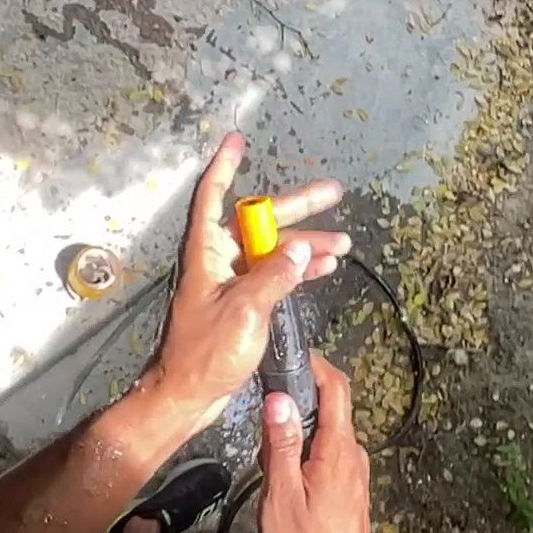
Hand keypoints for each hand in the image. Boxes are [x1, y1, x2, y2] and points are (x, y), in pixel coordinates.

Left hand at [146, 133, 348, 426]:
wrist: (189, 392)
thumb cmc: (206, 350)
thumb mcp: (245, 310)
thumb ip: (274, 276)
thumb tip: (301, 247)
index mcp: (207, 251)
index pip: (213, 195)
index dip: (224, 165)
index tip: (237, 140)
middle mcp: (219, 257)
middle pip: (260, 219)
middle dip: (297, 206)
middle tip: (334, 191)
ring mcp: (232, 278)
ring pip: (274, 247)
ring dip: (306, 243)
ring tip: (343, 242)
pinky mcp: (243, 298)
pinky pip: (275, 272)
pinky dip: (298, 268)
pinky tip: (324, 266)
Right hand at [258, 356, 386, 532]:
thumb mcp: (282, 498)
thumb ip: (281, 445)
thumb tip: (278, 395)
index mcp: (339, 450)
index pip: (336, 388)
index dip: (315, 362)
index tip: (286, 352)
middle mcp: (354, 455)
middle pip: (328, 407)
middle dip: (293, 404)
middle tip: (261, 424)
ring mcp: (355, 473)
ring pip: (324, 432)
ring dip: (295, 433)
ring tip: (267, 462)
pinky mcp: (350, 490)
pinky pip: (327, 453)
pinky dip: (303, 452)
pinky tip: (283, 480)